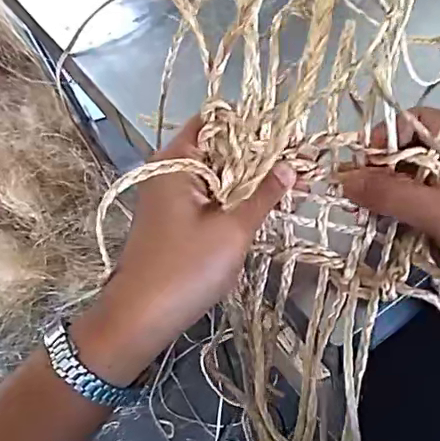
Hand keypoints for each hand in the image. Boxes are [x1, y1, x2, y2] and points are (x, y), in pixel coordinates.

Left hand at [71, 118, 293, 386]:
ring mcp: (170, 196)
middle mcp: (169, 170)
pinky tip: (263, 207)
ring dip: (251, 180)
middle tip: (300, 167)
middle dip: (259, 157)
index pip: (217, 122)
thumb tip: (290, 165)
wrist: (139, 318)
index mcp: (176, 161)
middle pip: (219, 148)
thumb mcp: (233, 230)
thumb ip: (264, 194)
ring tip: (291, 187)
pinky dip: (235, 199)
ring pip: (218, 175)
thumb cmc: (186, 268)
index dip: (254, 128)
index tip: (289, 141)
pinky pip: (210, 196)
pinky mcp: (174, 219)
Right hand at [339, 108, 439, 308]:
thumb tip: (343, 179)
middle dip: (384, 174)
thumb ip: (392, 194)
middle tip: (355, 199)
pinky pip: (425, 207)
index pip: (422, 121)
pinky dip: (405, 217)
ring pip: (416, 183)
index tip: (359, 166)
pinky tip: (388, 231)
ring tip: (367, 218)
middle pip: (415, 153)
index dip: (386, 137)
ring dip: (391, 199)